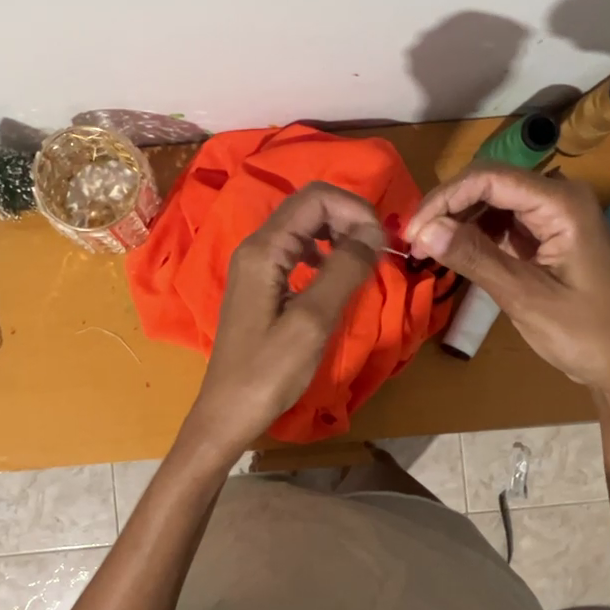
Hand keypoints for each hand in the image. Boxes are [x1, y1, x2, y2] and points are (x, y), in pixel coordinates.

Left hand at [184, 183, 385, 454]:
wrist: (227, 413)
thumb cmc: (267, 373)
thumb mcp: (312, 322)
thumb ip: (344, 271)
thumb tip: (375, 234)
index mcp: (263, 250)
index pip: (315, 197)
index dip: (355, 209)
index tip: (382, 242)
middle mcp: (255, 248)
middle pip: (308, 206)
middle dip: (349, 218)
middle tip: (378, 251)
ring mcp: (254, 268)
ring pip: (303, 228)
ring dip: (338, 235)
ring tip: (363, 263)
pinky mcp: (259, 287)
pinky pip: (296, 253)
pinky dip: (323, 255)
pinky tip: (336, 279)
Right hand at [404, 166, 609, 402]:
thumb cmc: (585, 333)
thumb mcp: (525, 297)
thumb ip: (475, 258)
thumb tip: (424, 231)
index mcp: (561, 203)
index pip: (489, 178)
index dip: (443, 199)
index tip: (411, 234)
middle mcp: (558, 197)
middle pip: (488, 183)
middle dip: (446, 207)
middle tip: (413, 244)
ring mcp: (554, 216)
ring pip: (491, 201)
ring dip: (457, 220)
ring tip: (426, 250)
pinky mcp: (548, 236)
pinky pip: (502, 222)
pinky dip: (474, 234)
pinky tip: (453, 253)